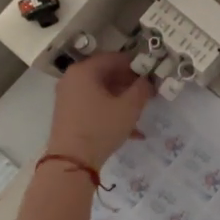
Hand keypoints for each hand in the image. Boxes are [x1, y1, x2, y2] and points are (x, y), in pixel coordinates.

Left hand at [43, 52, 153, 168]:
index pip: (115, 58)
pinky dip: (110, 111)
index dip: (136, 64)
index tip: (152, 74)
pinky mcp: (68, 114)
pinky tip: (130, 130)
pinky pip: (93, 105)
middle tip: (148, 92)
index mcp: (85, 70)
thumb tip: (147, 80)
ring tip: (140, 111)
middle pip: (106, 74)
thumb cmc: (101, 128)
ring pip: (101, 91)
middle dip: (129, 83)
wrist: (72, 161)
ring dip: (122, 99)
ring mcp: (68, 97)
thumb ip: (142, 89)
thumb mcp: (129, 107)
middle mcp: (73, 79)